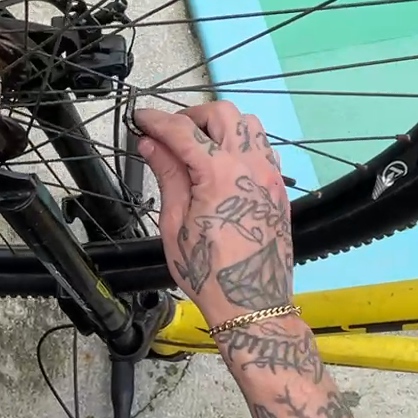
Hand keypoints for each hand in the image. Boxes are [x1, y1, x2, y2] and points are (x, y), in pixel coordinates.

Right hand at [135, 103, 293, 323]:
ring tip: (196, 146)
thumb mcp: (174, 222)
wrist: (252, 303)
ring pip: (248, 124)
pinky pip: (262, 147)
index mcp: (220, 174)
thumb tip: (151, 144)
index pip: (183, 130)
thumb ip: (167, 174)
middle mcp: (251, 166)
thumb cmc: (208, 271)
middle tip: (168, 134)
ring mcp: (270, 175)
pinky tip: (221, 164)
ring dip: (219, 126)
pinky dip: (239, 143)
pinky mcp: (278, 188)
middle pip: (222, 114)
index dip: (156, 119)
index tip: (139, 117)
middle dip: (191, 116)